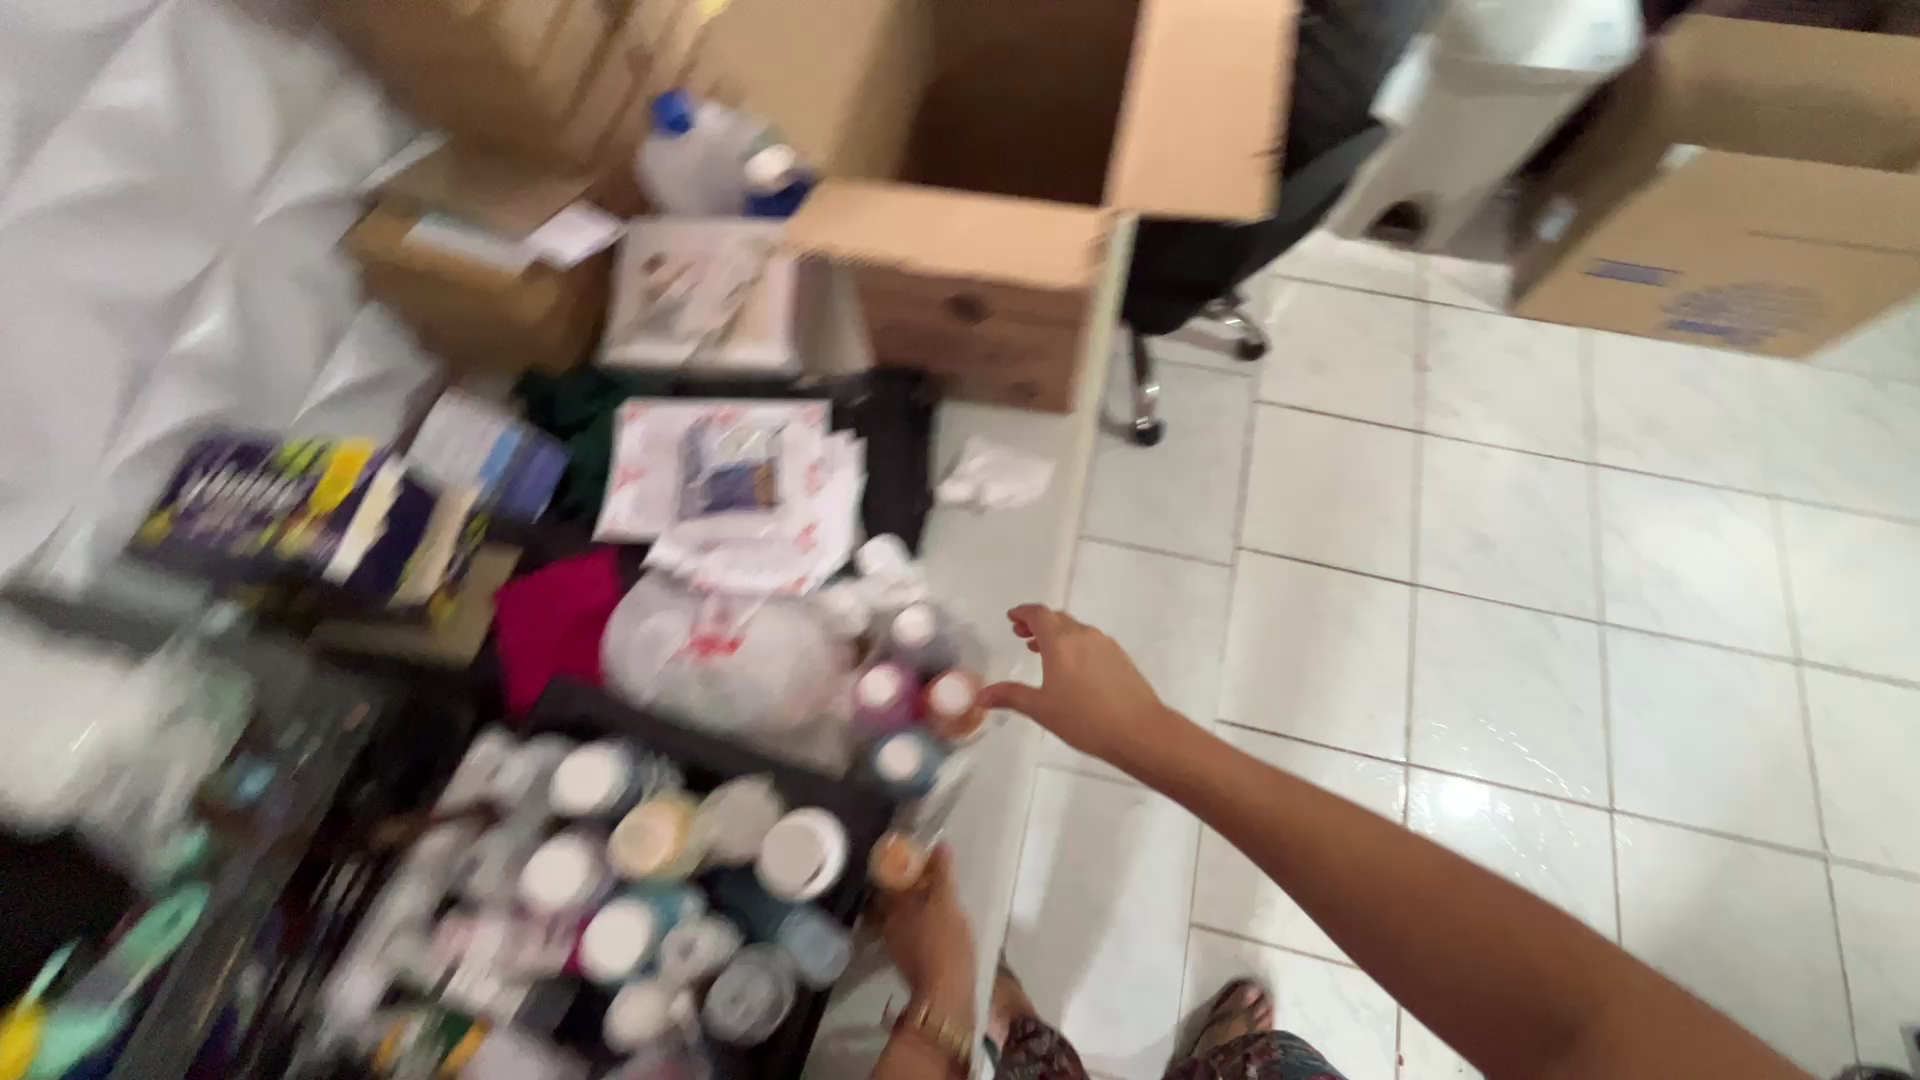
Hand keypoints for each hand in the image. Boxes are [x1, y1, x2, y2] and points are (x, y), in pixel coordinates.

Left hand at [871, 845, 976, 1013]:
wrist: (945, 995)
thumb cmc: (946, 942)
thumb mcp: (947, 902)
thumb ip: (942, 872)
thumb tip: (939, 845)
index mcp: (892, 904)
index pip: (887, 875)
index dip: (898, 862)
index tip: (913, 853)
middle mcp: (886, 920)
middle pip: (890, 894)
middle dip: (903, 882)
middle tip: (923, 872)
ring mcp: (894, 941)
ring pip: (896, 912)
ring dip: (909, 901)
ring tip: (928, 894)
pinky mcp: (905, 958)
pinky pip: (905, 928)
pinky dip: (914, 920)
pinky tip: (928, 920)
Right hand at [978, 604, 1180, 773]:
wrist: (1139, 730)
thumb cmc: (1084, 718)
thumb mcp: (1042, 709)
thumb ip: (1010, 696)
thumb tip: (981, 695)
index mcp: (1060, 641)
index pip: (1038, 614)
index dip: (1023, 613)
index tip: (1012, 618)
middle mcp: (1083, 635)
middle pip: (1057, 619)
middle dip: (1037, 623)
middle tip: (1021, 634)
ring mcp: (1105, 645)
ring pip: (1075, 630)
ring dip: (1056, 634)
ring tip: (1043, 651)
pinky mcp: (1120, 657)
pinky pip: (1090, 642)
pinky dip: (1074, 645)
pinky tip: (1072, 668)